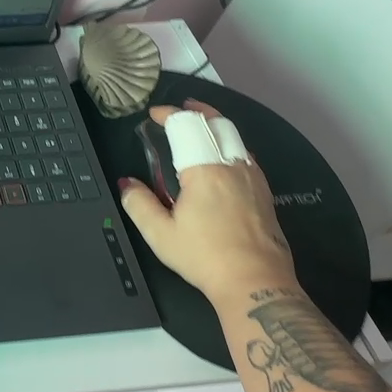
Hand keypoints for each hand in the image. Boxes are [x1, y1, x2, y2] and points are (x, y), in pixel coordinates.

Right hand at [116, 100, 298, 309]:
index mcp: (205, 171)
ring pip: (237, 138)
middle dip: (199, 111)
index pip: (187, 128)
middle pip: (219, 124)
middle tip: (183, 108)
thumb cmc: (205, 257)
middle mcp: (233, 167)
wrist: (255, 283)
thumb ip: (139, 203)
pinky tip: (223, 158)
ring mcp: (254, 179)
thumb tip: (127, 183)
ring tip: (201, 126)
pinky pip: (246, 156)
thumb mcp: (160, 234)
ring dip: (216, 126)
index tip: (155, 114)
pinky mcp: (265, 194)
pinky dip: (231, 145)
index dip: (169, 115)